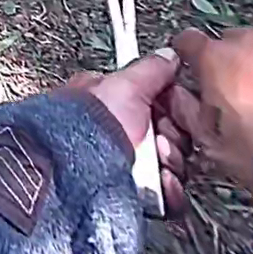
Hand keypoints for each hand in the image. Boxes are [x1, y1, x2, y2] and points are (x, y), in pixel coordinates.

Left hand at [68, 49, 190, 215]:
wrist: (77, 165)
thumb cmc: (93, 119)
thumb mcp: (124, 84)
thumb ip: (150, 70)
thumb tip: (169, 55)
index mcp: (114, 100)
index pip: (159, 103)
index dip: (174, 108)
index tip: (176, 109)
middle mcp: (121, 131)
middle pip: (172, 136)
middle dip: (175, 137)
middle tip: (164, 137)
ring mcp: (128, 163)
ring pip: (175, 166)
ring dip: (175, 163)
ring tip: (160, 159)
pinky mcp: (136, 195)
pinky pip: (169, 198)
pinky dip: (172, 192)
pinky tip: (165, 182)